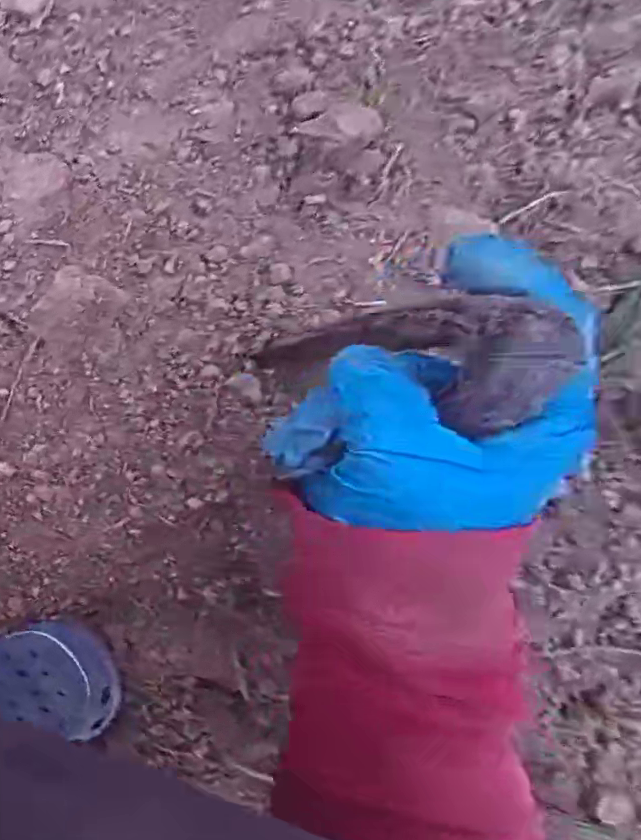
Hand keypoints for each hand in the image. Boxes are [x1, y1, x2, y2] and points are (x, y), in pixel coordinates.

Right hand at [264, 237, 596, 530]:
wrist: (372, 592)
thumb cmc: (409, 533)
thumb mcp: (403, 461)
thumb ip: (384, 400)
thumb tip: (355, 359)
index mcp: (531, 416)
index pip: (539, 326)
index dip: (506, 279)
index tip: (454, 247)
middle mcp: (481, 414)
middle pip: (436, 351)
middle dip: (378, 366)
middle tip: (339, 368)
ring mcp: (420, 430)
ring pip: (373, 384)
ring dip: (331, 410)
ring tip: (311, 448)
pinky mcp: (371, 446)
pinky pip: (339, 412)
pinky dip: (314, 428)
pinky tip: (302, 454)